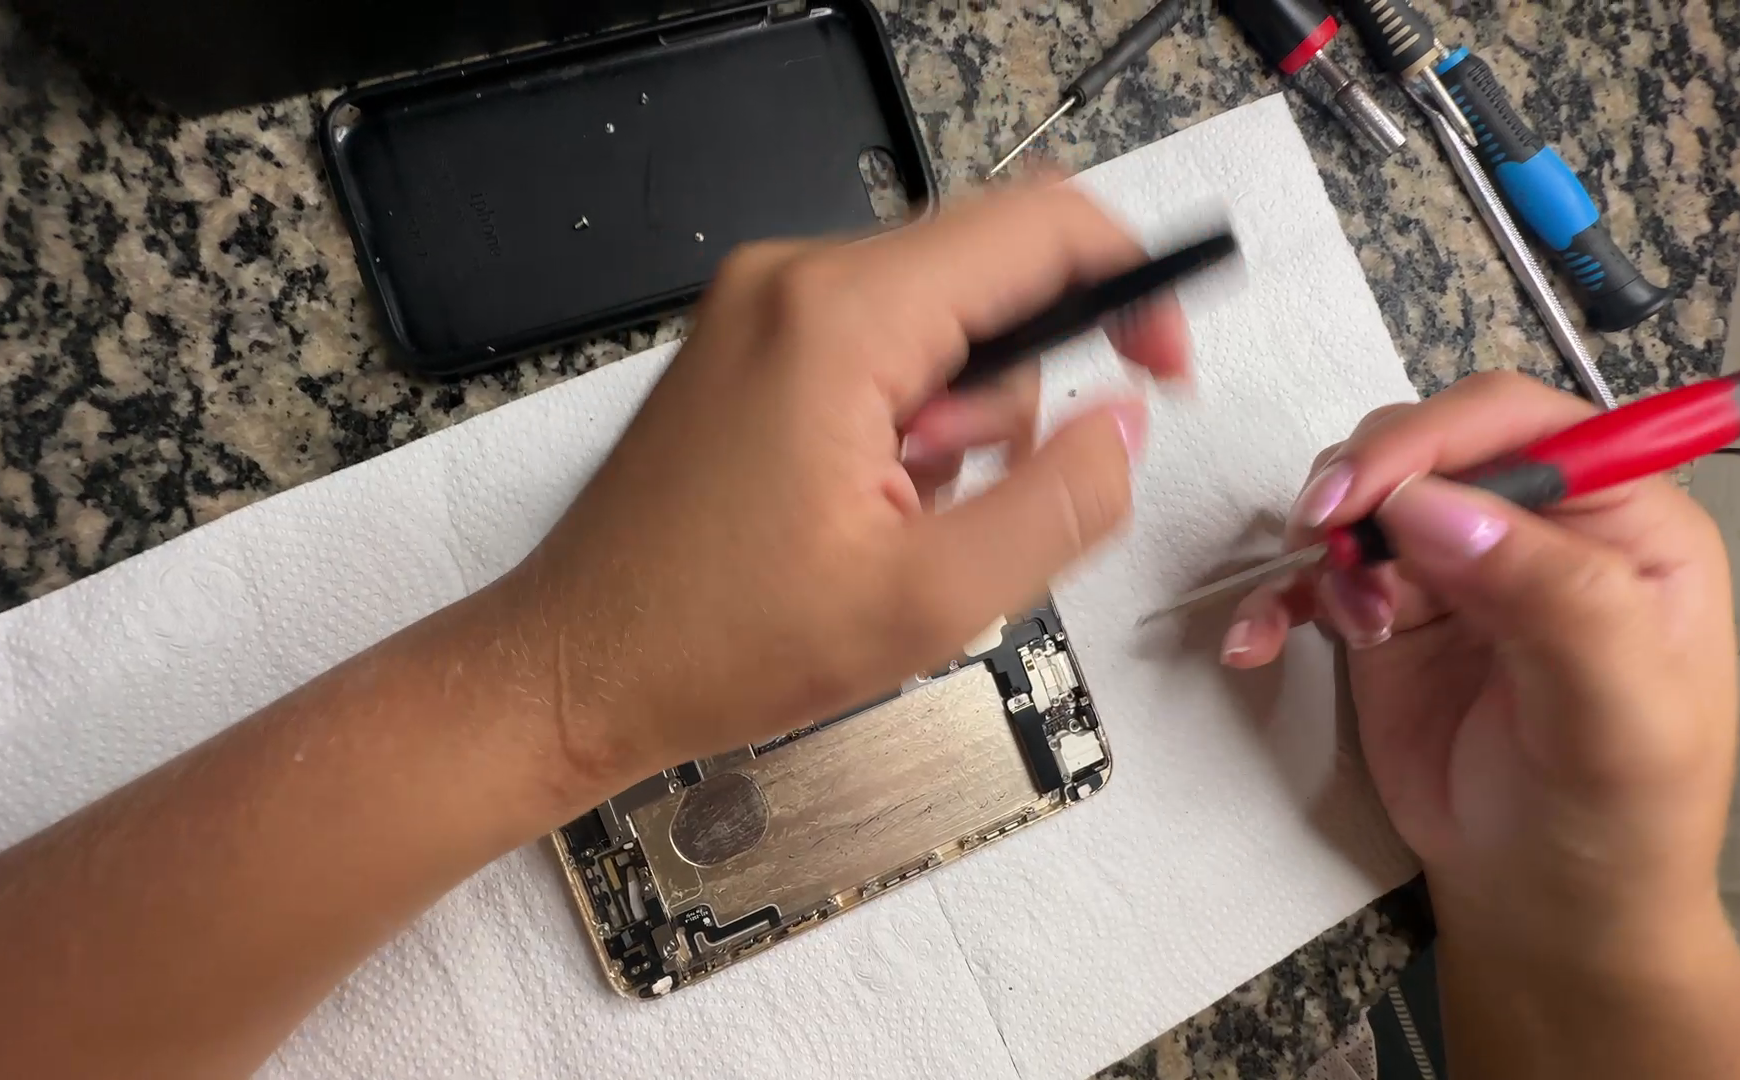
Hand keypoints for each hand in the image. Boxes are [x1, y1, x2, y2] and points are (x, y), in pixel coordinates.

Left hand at [502, 181, 1187, 788]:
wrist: (582, 665)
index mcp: (841, 320)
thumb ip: (1060, 505)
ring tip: (888, 518)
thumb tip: (1122, 428)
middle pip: (984, 283)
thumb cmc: (718, 644)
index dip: (1132, 284)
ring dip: (950, 423)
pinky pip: (872, 352)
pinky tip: (853, 501)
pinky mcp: (745, 351)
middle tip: (956, 499)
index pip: (1041, 228)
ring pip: (932, 325)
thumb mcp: (929, 602)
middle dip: (1009, 398)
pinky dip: (898, 422)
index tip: (1157, 366)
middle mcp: (790, 284)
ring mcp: (757, 312)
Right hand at [1220, 373, 1739, 963]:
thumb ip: (1549, 597)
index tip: (1350, 499)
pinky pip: (1305, 578)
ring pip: (1348, 506)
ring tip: (1346, 629)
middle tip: (1327, 553)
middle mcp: (1520, 530)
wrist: (1529, 885)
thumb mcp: (1612, 715)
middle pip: (1413, 451)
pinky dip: (1269, 603)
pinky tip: (1254, 643)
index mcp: (1613, 525)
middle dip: (1355, 493)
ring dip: (1316, 554)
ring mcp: (1440, 570)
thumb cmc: (1605, 811)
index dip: (1423, 442)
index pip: (1510, 424)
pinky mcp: (1375, 612)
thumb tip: (1428, 507)